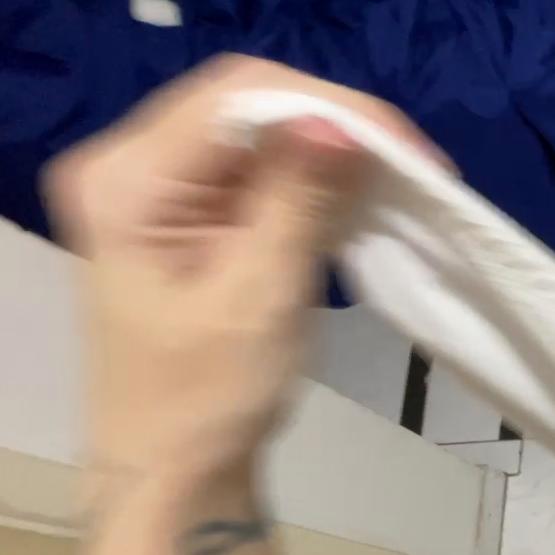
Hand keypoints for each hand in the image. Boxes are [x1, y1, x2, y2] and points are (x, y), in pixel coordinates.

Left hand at [45, 55, 441, 486]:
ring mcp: (170, 191)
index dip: (333, 110)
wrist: (179, 456)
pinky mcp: (203, 216)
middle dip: (344, 126)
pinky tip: (368, 200)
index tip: (414, 155)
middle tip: (423, 169)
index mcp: (131, 179)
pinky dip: (327, 181)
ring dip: (343, 152)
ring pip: (267, 135)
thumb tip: (340, 126)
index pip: (238, 98)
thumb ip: (295, 203)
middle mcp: (140, 166)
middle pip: (251, 104)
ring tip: (408, 182)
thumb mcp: (259, 294)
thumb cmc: (212, 390)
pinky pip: (271, 174)